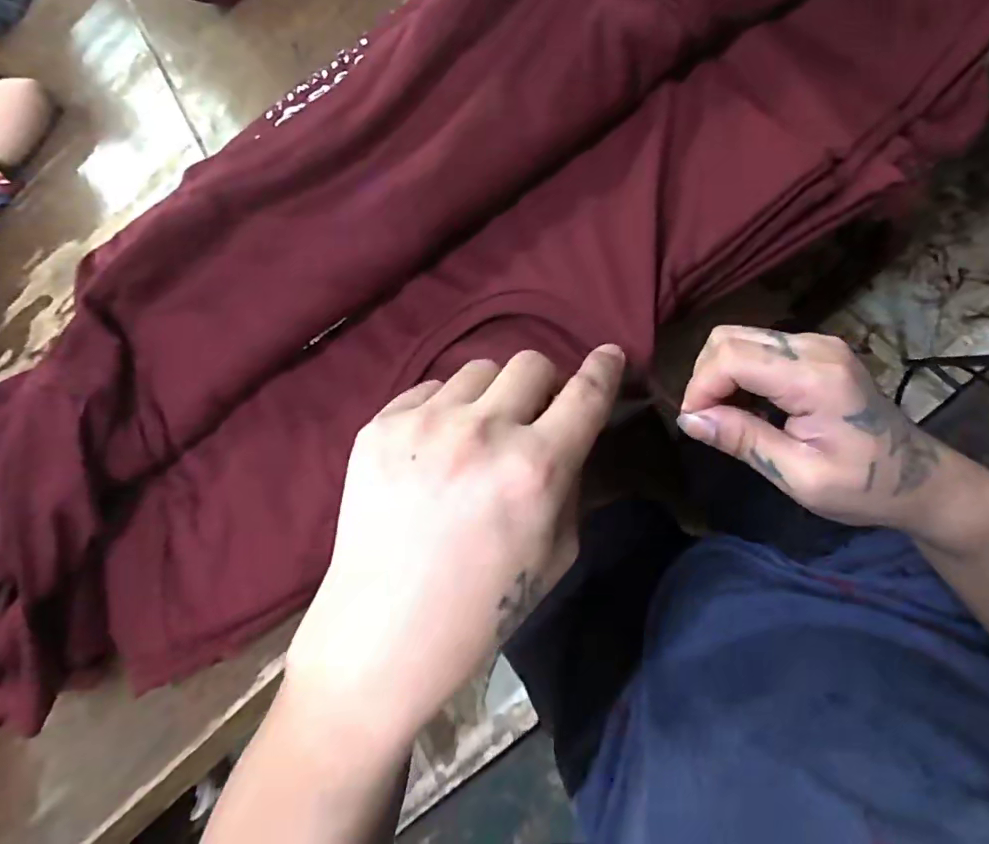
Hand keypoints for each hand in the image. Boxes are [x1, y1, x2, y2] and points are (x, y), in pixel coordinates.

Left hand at [285, 345, 625, 749]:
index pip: (585, 393)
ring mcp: (424, 423)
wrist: (385, 632)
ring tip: (477, 436)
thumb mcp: (555, 554)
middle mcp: (482, 431)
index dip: (604, 368)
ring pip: (478, 370)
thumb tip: (568, 436)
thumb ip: (569, 484)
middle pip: (530, 362)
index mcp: (534, 468)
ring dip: (492, 396)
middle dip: (544, 384)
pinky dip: (444, 410)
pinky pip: (429, 390)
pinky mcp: (380, 426)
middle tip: (533, 415)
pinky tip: (433, 450)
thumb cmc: (483, 609)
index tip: (608, 355)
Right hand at [675, 326, 964, 534]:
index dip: (700, 387)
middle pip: (728, 338)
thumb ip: (743, 441)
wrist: (921, 479)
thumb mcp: (800, 477)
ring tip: (725, 415)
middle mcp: (815, 347)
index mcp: (815, 378)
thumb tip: (688, 420)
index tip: (694, 423)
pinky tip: (747, 404)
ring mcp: (817, 343)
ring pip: (738, 337)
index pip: (731, 358)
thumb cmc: (865, 487)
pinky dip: (738, 370)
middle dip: (705, 377)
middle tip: (707, 420)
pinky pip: (757, 345)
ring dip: (718, 373)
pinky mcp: (815, 348)